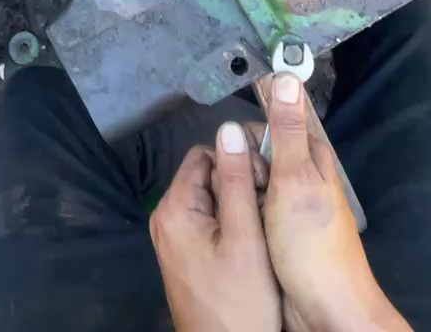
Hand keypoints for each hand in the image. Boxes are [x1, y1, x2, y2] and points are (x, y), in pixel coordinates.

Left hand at [149, 122, 281, 331]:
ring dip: (236, 207)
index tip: (263, 187)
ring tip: (260, 231)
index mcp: (174, 206)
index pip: (206, 155)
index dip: (237, 163)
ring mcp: (171, 238)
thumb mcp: (246, 239)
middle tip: (265, 212)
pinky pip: (205, 222)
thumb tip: (229, 127)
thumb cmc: (240, 302)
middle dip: (237, 186)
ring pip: (209, 199)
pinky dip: (228, 226)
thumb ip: (237, 181)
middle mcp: (164, 216)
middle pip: (206, 176)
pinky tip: (249, 245)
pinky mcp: (181, 256)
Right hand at [261, 73, 410, 331]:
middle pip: (254, 157)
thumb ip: (287, 129)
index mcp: (311, 158)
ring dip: (239, 198)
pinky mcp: (278, 234)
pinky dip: (241, 218)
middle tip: (245, 199)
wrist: (324, 313)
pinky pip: (250, 213)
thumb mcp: (295, 178)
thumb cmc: (312, 245)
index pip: (266, 128)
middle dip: (241, 173)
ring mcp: (290, 208)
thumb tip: (287, 73)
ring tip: (240, 220)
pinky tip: (236, 230)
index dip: (248, 142)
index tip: (244, 165)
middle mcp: (301, 178)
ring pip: (248, 187)